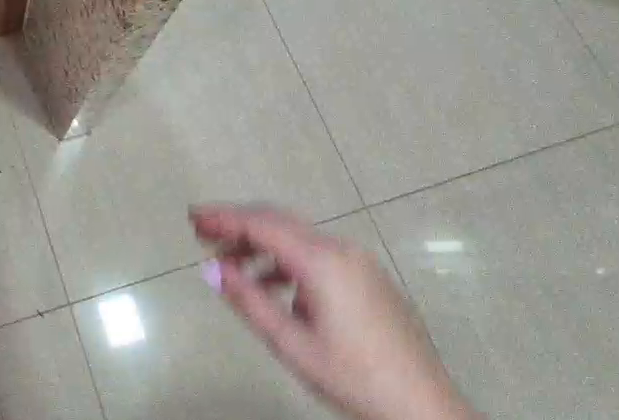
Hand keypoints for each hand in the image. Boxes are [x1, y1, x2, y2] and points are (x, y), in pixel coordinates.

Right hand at [189, 204, 478, 419]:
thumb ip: (249, 301)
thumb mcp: (292, 345)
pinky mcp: (370, 278)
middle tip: (202, 234)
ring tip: (231, 267)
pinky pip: (318, 253)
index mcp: (322, 261)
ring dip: (262, 244)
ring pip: (299, 237)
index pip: (261, 224)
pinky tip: (273, 287)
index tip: (192, 217)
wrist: (427, 409)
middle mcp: (341, 249)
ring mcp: (360, 261)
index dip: (223, 217)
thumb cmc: (354, 378)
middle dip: (238, 224)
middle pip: (279, 221)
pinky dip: (287, 260)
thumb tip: (212, 268)